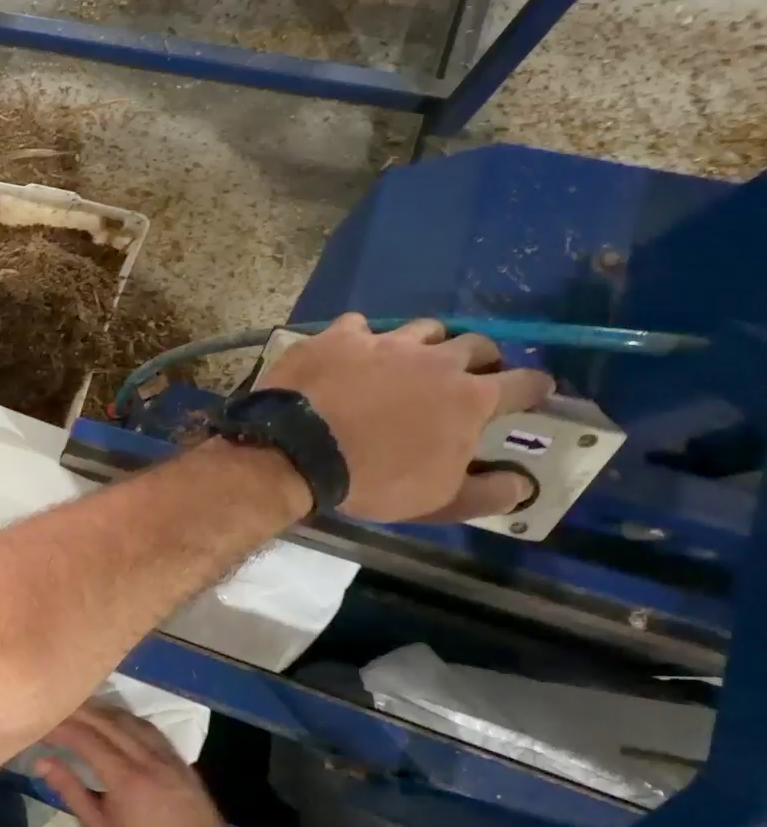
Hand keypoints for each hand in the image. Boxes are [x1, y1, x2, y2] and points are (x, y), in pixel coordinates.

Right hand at [35, 706, 245, 826]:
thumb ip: (70, 792)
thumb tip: (41, 762)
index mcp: (124, 776)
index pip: (84, 737)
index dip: (60, 726)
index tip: (40, 723)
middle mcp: (147, 758)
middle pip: (107, 721)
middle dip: (77, 710)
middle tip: (54, 707)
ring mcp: (168, 757)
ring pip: (130, 719)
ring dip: (102, 710)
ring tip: (81, 708)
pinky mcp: (182, 762)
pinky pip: (150, 729)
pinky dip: (127, 719)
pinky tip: (117, 721)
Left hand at [254, 314, 554, 521]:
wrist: (294, 452)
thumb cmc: (371, 480)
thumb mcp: (439, 501)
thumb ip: (488, 493)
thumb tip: (522, 485)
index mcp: (470, 397)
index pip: (525, 383)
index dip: (532, 389)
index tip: (530, 393)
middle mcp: (435, 359)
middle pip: (476, 345)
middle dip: (481, 359)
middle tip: (466, 376)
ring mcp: (383, 342)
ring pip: (422, 329)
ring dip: (425, 343)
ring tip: (410, 361)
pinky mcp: (335, 338)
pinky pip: (356, 325)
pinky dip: (358, 338)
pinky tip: (349, 352)